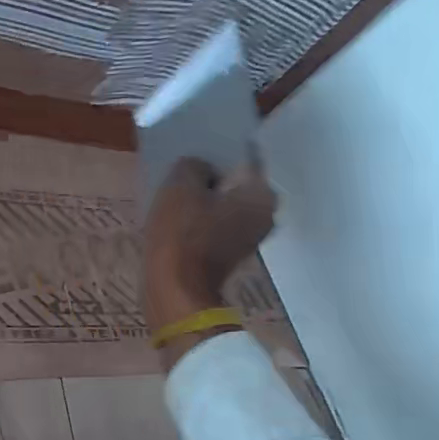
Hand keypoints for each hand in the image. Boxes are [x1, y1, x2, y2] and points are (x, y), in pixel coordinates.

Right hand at [143, 155, 277, 364]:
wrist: (174, 292)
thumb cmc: (181, 236)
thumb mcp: (179, 186)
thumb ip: (192, 165)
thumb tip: (199, 169)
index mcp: (262, 195)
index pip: (244, 158)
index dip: (218, 149)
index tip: (196, 147)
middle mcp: (264, 216)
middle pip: (235, 184)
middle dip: (211, 176)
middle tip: (182, 168)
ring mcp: (247, 240)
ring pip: (223, 206)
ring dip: (203, 200)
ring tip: (175, 192)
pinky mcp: (227, 257)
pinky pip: (213, 227)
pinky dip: (199, 221)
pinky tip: (177, 217)